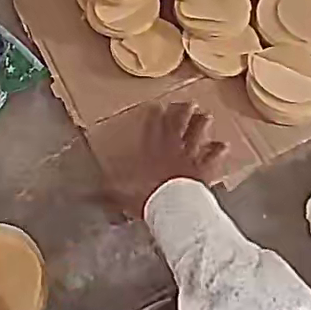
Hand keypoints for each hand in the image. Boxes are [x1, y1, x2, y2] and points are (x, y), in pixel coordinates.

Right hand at [104, 101, 228, 218]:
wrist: (173, 206)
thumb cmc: (148, 196)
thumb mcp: (122, 194)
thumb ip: (108, 192)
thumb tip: (86, 194)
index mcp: (152, 152)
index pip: (153, 130)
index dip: (155, 117)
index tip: (158, 105)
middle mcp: (172, 150)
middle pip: (178, 127)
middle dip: (183, 114)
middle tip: (189, 103)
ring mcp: (190, 157)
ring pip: (198, 135)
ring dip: (202, 126)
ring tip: (207, 116)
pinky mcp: (205, 168)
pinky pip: (213, 157)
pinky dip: (219, 151)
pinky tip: (224, 146)